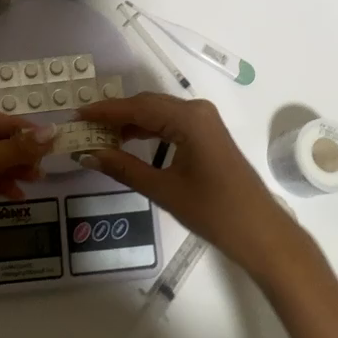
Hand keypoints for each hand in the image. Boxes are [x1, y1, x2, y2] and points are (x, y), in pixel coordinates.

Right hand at [75, 93, 303, 277]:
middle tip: (84, 126)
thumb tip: (87, 155)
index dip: (105, 111)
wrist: (261, 233)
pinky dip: (148, 130)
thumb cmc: (213, 212)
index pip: (137, 107)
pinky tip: (128, 142)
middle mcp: (197, 110)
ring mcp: (205, 121)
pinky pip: (170, 122)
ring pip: (158, 112)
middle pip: (147, 104)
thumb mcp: (163, 190)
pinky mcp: (207, 134)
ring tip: (100, 136)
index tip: (76, 115)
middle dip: (115, 115)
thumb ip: (123, 168)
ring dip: (130, 122)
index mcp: (188, 118)